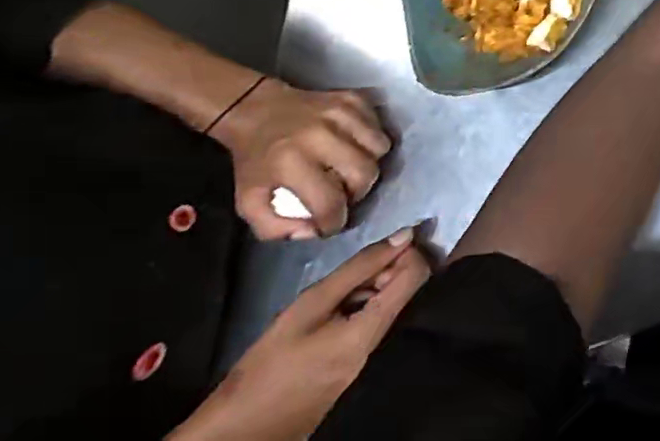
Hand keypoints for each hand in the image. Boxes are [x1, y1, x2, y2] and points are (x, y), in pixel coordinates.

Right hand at [169, 229, 430, 440]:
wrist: (241, 430)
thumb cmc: (269, 364)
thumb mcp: (311, 305)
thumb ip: (358, 269)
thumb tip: (403, 237)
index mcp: (372, 332)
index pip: (417, 275)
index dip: (407, 250)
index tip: (385, 240)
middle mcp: (380, 347)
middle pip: (404, 291)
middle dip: (387, 269)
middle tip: (351, 268)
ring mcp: (368, 361)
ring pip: (388, 306)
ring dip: (371, 287)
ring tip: (336, 289)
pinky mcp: (354, 368)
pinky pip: (372, 325)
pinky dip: (361, 307)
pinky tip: (333, 309)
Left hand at [212, 80, 390, 239]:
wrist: (257, 110)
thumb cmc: (256, 160)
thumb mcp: (249, 202)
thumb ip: (275, 227)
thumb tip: (314, 231)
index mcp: (291, 162)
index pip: (330, 201)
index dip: (336, 222)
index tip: (331, 224)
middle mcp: (320, 134)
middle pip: (366, 173)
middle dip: (360, 192)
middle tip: (346, 194)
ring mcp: (340, 112)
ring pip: (381, 147)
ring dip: (371, 164)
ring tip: (353, 168)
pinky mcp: (352, 97)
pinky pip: (379, 125)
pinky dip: (372, 139)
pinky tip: (354, 145)